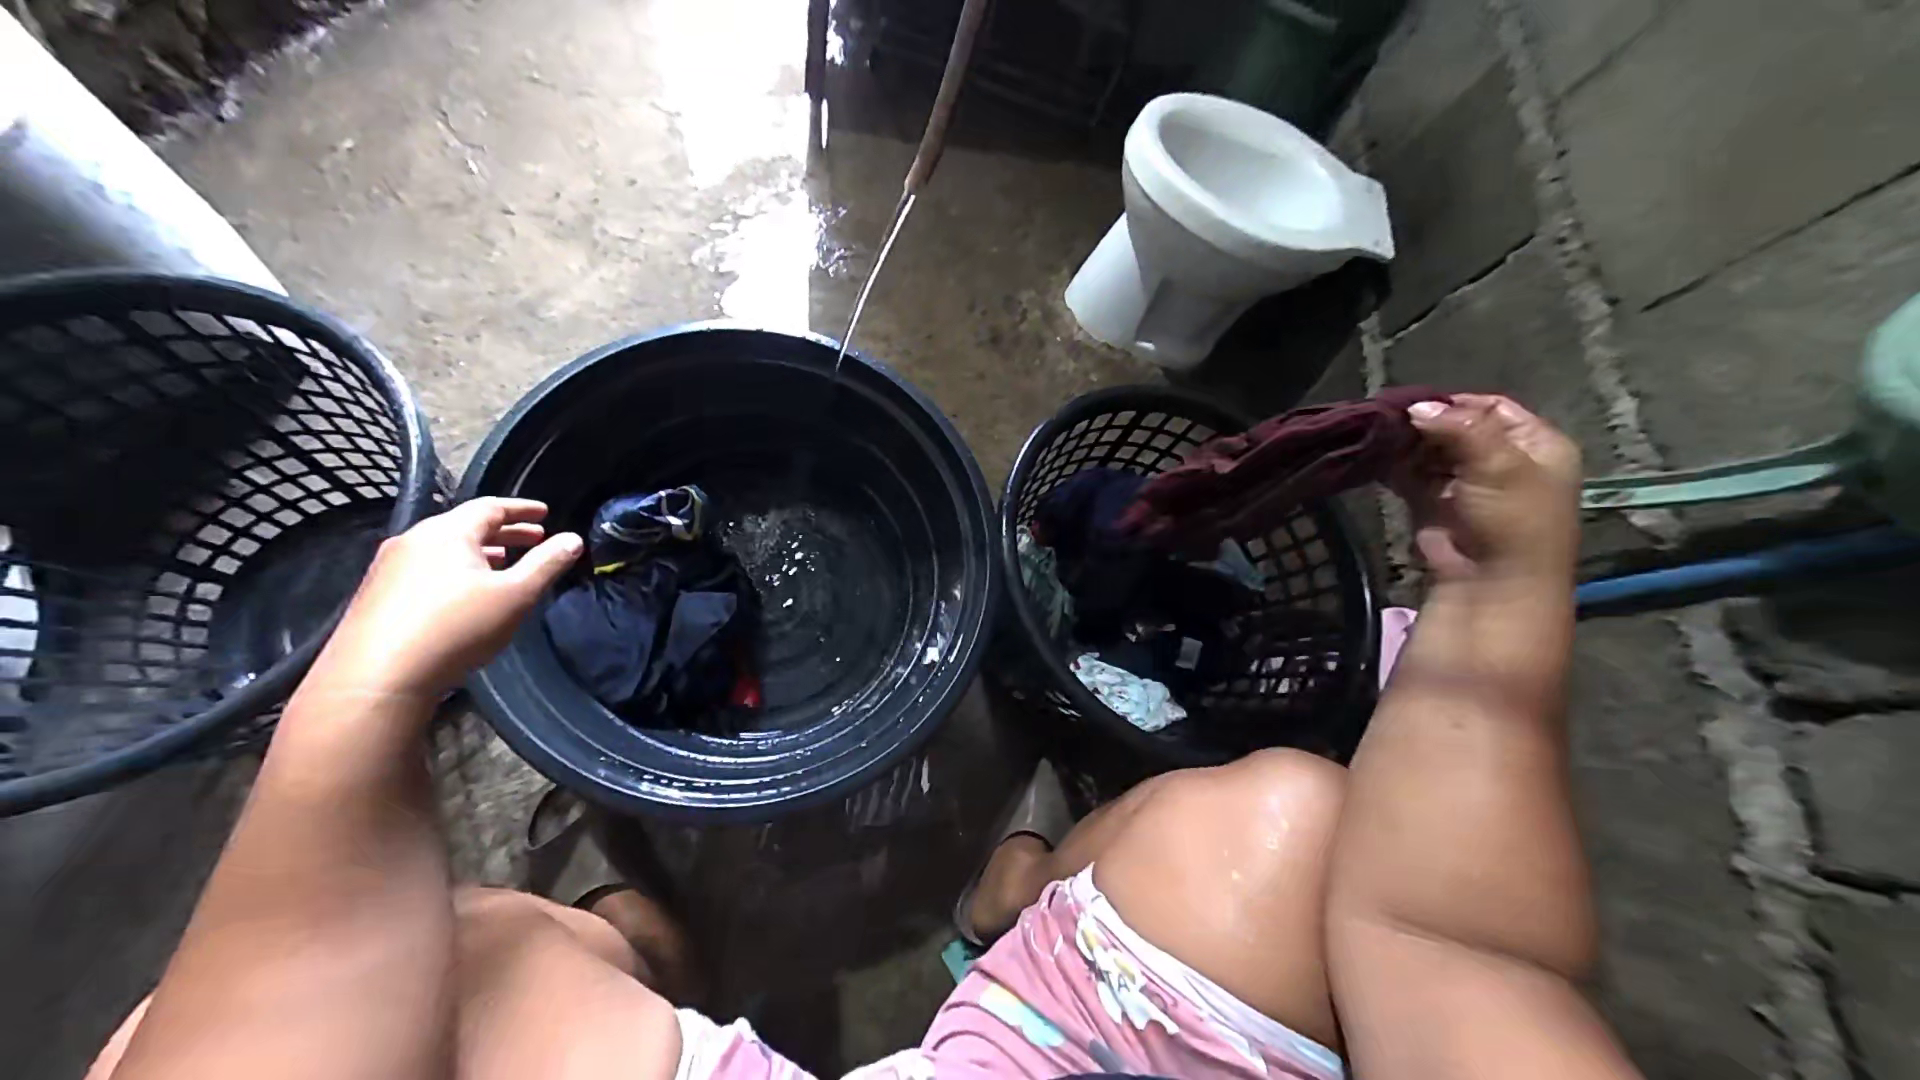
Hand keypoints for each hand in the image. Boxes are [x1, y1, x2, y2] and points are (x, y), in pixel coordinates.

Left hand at [302, 498, 582, 701]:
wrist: (377, 678)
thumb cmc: (457, 627)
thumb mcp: (516, 595)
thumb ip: (547, 564)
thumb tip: (572, 539)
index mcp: (448, 532)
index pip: (490, 507)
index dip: (521, 509)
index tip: (544, 512)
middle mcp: (414, 540)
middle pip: (466, 525)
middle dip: (504, 531)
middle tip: (534, 538)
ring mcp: (390, 567)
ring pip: (445, 548)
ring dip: (481, 551)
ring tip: (506, 563)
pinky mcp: (378, 594)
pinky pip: (428, 567)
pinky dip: (457, 569)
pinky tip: (468, 591)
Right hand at [1395, 394, 1580, 582]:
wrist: (1490, 580)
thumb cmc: (1511, 518)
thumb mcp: (1499, 464)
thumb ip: (1460, 429)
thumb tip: (1416, 407)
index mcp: (1534, 444)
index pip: (1492, 407)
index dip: (1455, 404)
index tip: (1416, 403)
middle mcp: (1499, 459)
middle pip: (1456, 428)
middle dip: (1424, 425)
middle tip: (1389, 421)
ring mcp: (1463, 482)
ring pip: (1429, 451)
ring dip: (1406, 446)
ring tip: (1380, 440)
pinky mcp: (1432, 501)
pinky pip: (1410, 475)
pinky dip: (1394, 467)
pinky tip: (1376, 459)